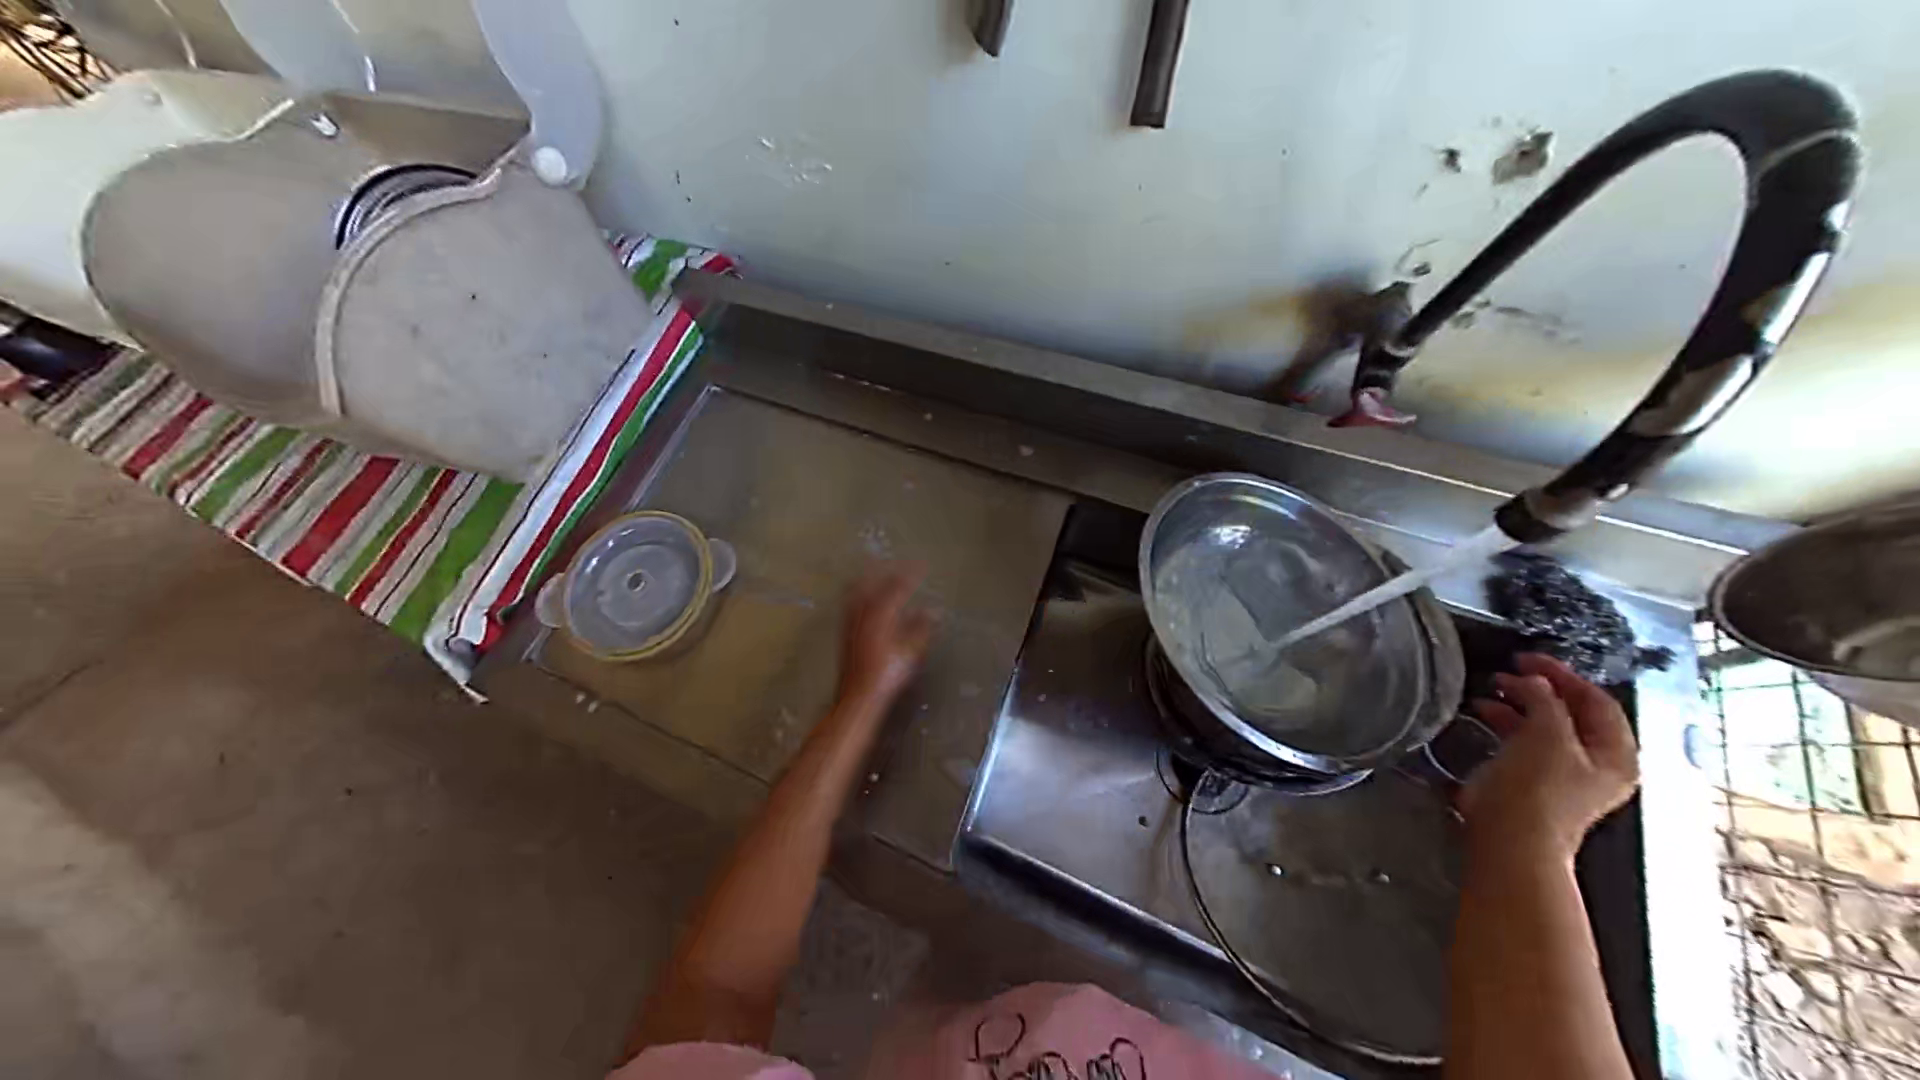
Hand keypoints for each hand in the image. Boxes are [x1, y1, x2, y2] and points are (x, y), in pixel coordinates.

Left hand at [837, 566, 935, 703]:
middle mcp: (862, 612)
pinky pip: (850, 601)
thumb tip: (932, 612)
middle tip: (900, 563)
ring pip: (857, 587)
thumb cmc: (887, 675)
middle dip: (887, 567)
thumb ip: (922, 627)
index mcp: (881, 613)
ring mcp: (850, 620)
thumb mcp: (911, 651)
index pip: (897, 584)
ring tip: (878, 569)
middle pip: (873, 579)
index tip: (921, 566)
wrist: (858, 696)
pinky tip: (863, 596)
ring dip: (869, 576)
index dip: (911, 573)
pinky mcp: (844, 630)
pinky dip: (858, 591)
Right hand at [1462, 653, 1639, 863]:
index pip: (1597, 702)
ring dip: (1517, 703)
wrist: (1510, 837)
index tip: (1528, 658)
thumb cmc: (1537, 788)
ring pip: (1543, 725)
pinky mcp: (1530, 780)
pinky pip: (1522, 740)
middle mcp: (1595, 764)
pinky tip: (1481, 714)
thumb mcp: (1547, 736)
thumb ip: (1545, 702)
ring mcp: (1562, 774)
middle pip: (1571, 713)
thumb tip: (1535, 680)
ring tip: (1488, 690)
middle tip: (1506, 672)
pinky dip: (1504, 722)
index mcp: (1614, 755)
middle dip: (1538, 689)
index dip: (1564, 675)